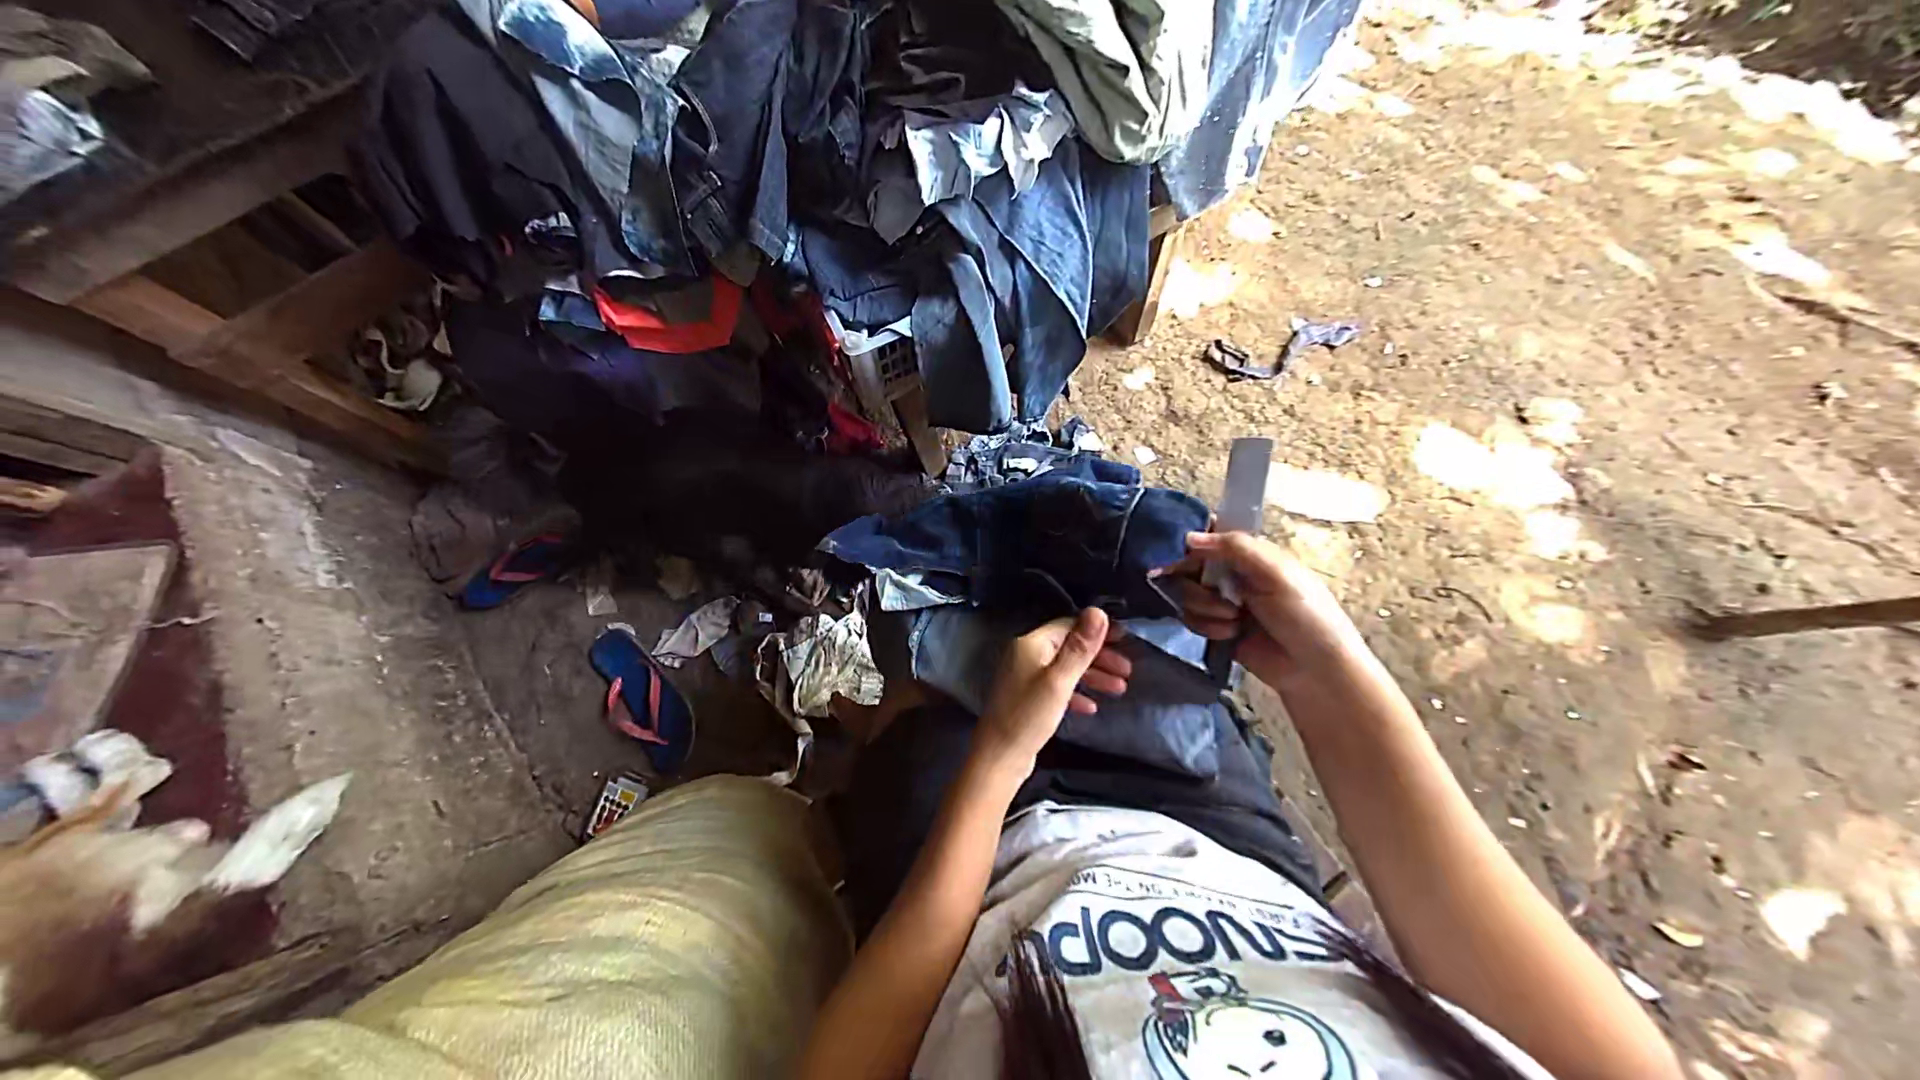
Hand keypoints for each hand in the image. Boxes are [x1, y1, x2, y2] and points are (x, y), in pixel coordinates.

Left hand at [971, 608, 1130, 770]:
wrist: (1000, 756)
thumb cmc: (1029, 715)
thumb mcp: (1060, 680)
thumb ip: (1080, 647)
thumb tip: (1098, 611)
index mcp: (1031, 643)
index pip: (1069, 625)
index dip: (1097, 631)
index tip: (1125, 640)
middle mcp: (1026, 654)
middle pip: (1068, 646)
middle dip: (1099, 656)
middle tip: (1127, 670)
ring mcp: (1025, 676)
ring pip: (1065, 668)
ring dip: (1092, 675)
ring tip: (1120, 689)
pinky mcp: (1027, 697)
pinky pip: (1056, 687)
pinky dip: (1076, 693)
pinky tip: (1091, 707)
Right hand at [1157, 531, 1365, 686]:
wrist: (1315, 671)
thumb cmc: (1305, 614)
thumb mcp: (1277, 573)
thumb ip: (1236, 547)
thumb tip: (1188, 537)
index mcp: (1249, 554)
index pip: (1207, 536)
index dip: (1189, 543)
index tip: (1178, 555)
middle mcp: (1231, 574)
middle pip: (1188, 567)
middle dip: (1198, 584)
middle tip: (1219, 597)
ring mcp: (1221, 602)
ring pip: (1186, 594)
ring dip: (1206, 608)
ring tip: (1235, 620)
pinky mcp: (1215, 628)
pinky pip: (1190, 619)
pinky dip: (1207, 627)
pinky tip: (1231, 635)